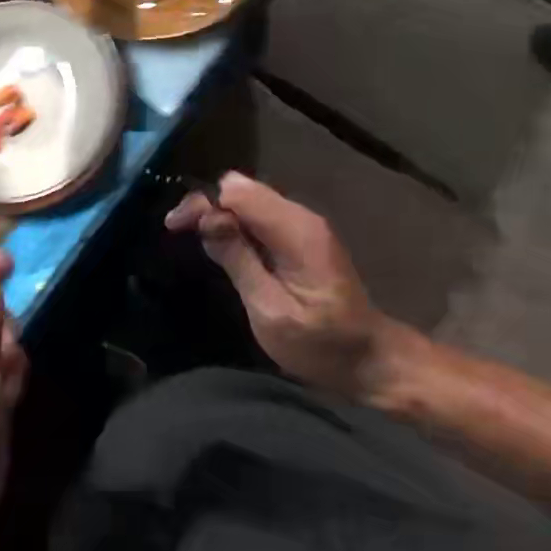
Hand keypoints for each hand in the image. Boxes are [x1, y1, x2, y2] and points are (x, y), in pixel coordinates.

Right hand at [165, 172, 412, 401]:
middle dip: (207, 205)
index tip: (176, 227)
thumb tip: (207, 217)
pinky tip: (225, 246)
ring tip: (201, 242)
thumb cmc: (323, 346)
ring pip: (247, 198)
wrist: (374, 362)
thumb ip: (238, 260)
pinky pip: (258, 213)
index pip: (236, 192)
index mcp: (296, 232)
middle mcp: (301, 217)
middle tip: (183, 233)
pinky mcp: (301, 235)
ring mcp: (304, 224)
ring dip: (220, 214)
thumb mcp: (272, 311)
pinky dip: (235, 224)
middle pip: (240, 188)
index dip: (202, 203)